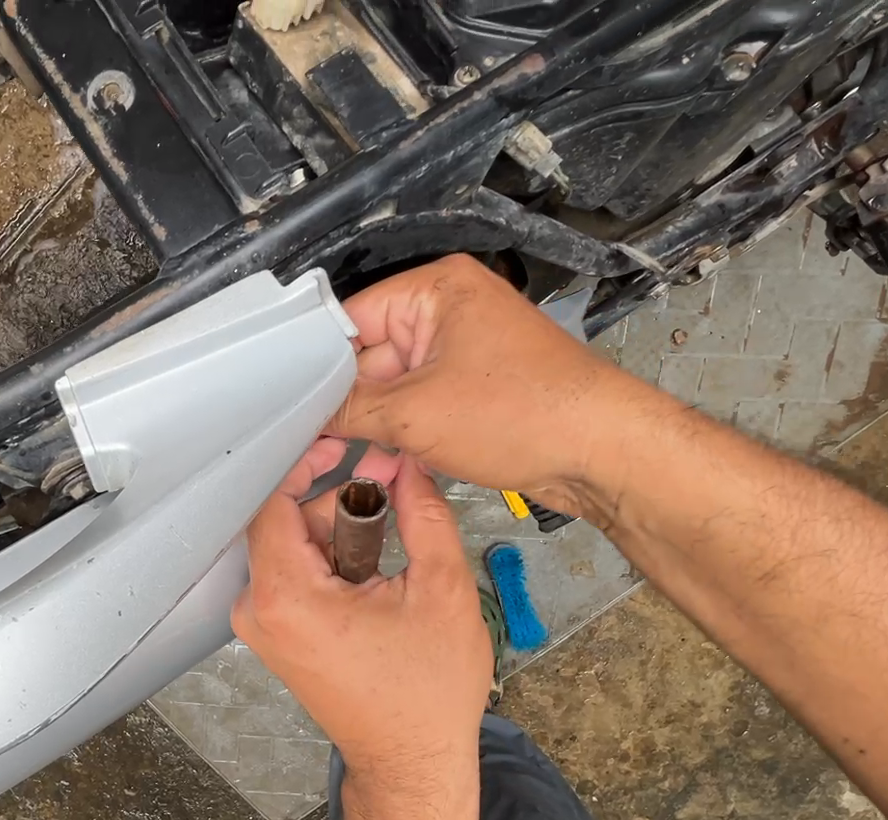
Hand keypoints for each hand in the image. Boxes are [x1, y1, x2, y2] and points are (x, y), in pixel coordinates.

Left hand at [232, 448, 491, 789]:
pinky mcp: (276, 636)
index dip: (306, 464)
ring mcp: (263, 627)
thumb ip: (423, 514)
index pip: (272, 501)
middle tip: (391, 496)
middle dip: (338, 504)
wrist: (411, 760)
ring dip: (339, 535)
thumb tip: (409, 466)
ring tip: (388, 560)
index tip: (341, 446)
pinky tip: (371, 579)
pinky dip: (331, 561)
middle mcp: (259, 611)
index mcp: (286, 597)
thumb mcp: (440, 590)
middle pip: (285, 522)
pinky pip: (293, 576)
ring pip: (292, 548)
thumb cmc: (425, 692)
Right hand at [332, 254, 666, 522]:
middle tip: (314, 440)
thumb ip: (347, 410)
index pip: (349, 320)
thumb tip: (302, 415)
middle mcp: (448, 313)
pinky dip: (400, 432)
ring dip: (373, 424)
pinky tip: (386, 460)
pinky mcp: (471, 389)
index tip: (286, 400)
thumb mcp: (413, 414)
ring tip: (353, 455)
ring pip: (391, 388)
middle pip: (367, 357)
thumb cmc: (528, 413)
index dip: (316, 363)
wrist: (601, 453)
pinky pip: (417, 405)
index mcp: (436, 290)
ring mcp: (461, 353)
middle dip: (347, 402)